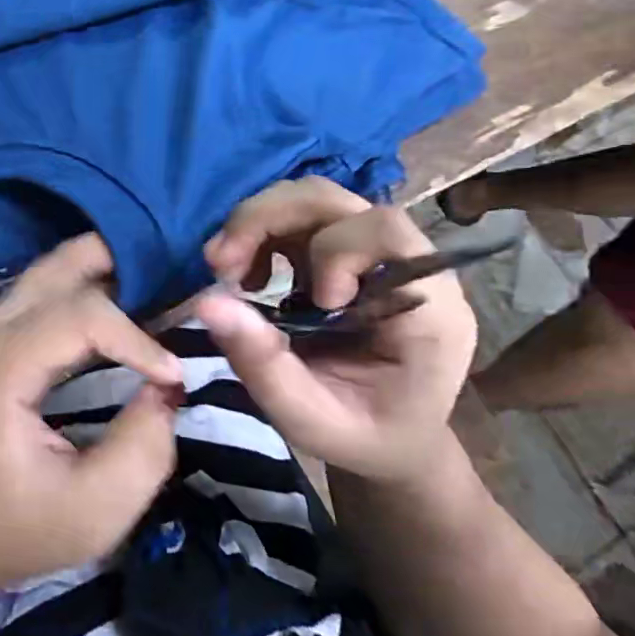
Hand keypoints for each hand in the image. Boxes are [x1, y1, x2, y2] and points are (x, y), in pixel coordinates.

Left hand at [0, 233, 184, 599]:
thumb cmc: (16, 527)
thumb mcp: (92, 513)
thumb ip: (143, 449)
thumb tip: (168, 388)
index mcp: (6, 363)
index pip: (85, 315)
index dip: (138, 340)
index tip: (174, 378)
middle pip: (69, 262)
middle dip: (128, 263)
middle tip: (180, 284)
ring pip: (61, 264)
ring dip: (113, 266)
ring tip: (165, 288)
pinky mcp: (5, 329)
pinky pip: (55, 283)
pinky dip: (97, 281)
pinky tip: (132, 301)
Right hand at [196, 177, 477, 484]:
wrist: (390, 437)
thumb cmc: (364, 436)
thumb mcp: (312, 421)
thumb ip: (265, 366)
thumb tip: (207, 302)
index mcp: (428, 308)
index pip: (388, 230)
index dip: (339, 249)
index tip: (313, 301)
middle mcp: (404, 264)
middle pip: (335, 200)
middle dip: (268, 218)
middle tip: (219, 264)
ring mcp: (370, 250)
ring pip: (310, 198)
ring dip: (257, 221)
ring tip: (223, 267)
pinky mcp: (341, 248)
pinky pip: (296, 214)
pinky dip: (259, 232)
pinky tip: (245, 274)